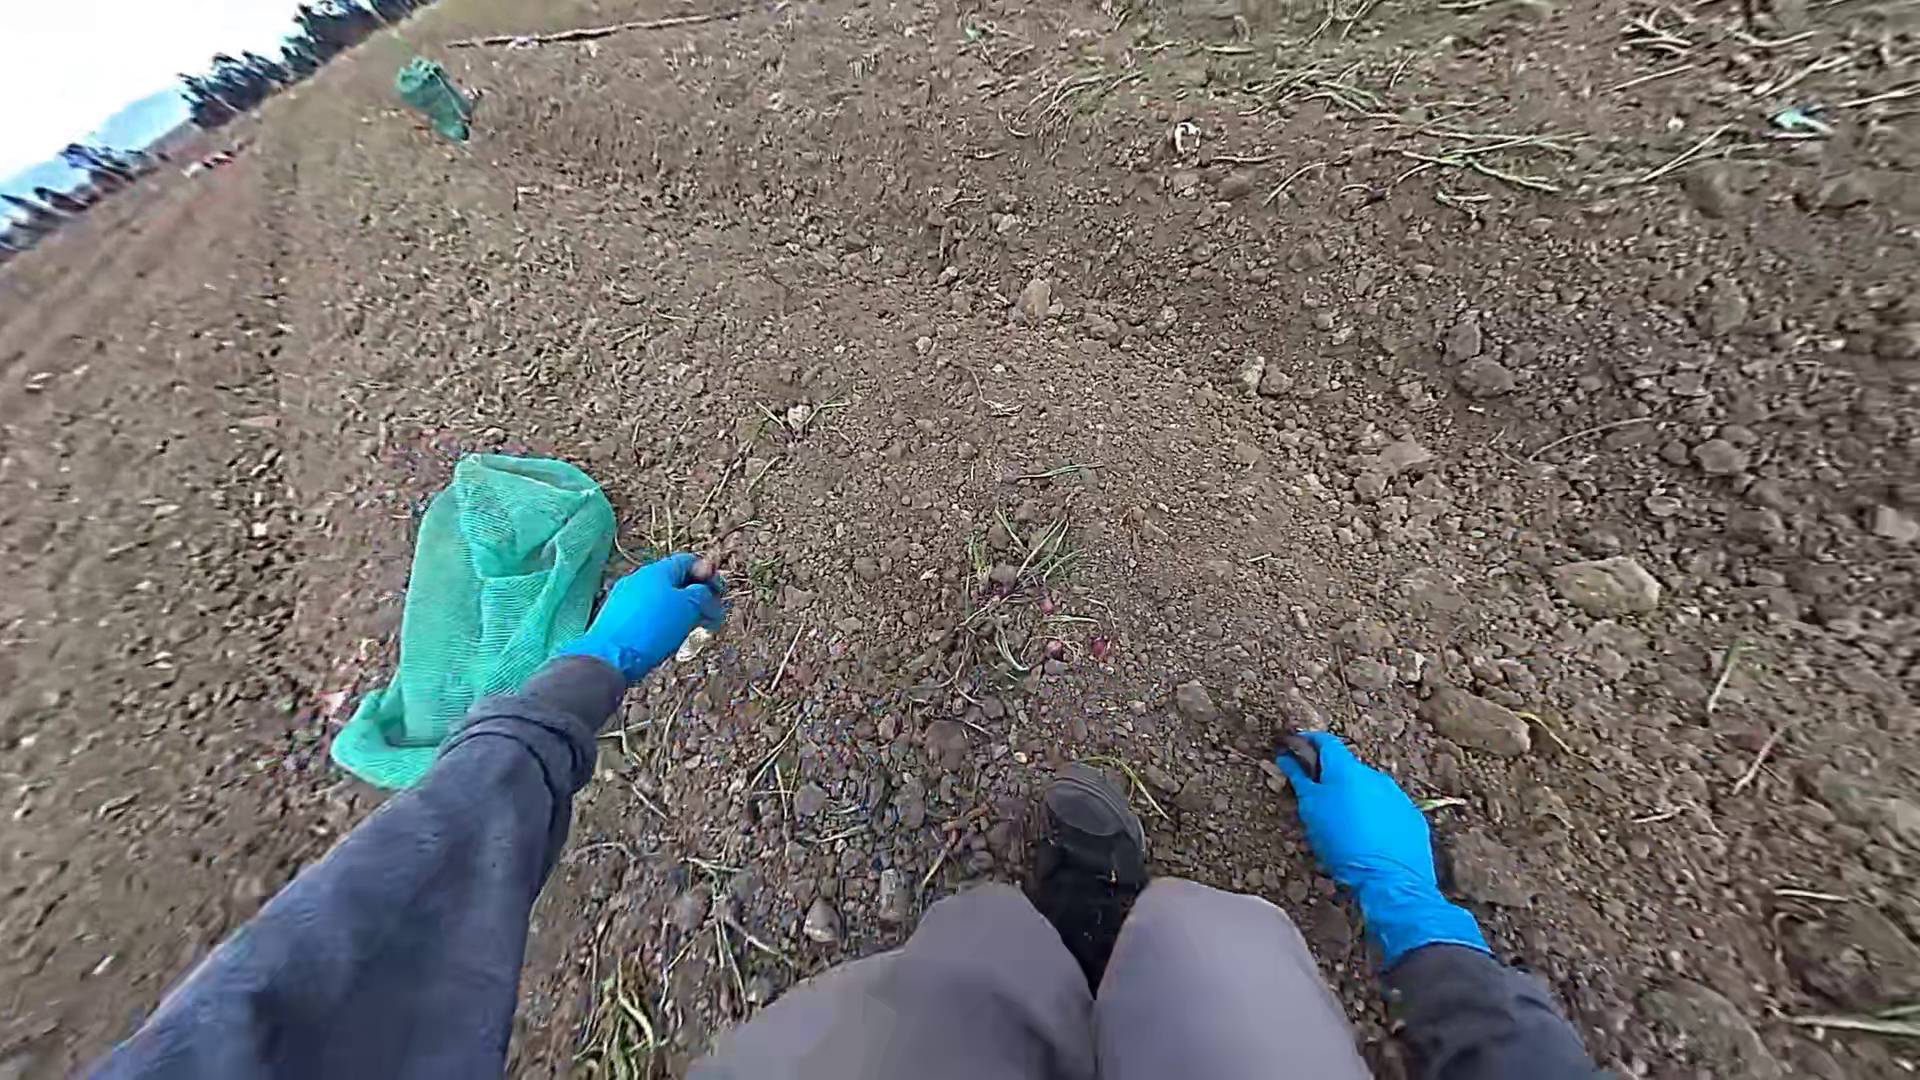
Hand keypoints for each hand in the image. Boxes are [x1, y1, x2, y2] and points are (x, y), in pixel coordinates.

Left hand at [555, 553, 725, 682]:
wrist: (608, 658)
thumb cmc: (652, 628)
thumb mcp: (689, 607)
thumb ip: (703, 594)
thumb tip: (706, 592)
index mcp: (657, 571)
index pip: (690, 562)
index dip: (709, 575)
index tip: (718, 594)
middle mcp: (639, 580)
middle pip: (677, 581)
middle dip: (698, 597)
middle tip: (710, 615)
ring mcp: (625, 600)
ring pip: (664, 599)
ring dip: (683, 612)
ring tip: (692, 629)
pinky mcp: (618, 619)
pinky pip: (649, 615)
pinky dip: (665, 622)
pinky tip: (670, 638)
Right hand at [1276, 732, 1486, 965]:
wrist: (1391, 882)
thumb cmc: (1340, 840)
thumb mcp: (1310, 808)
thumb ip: (1298, 778)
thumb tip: (1287, 759)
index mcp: (1346, 769)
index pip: (1325, 741)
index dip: (1308, 741)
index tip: (1296, 747)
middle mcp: (1374, 776)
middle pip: (1346, 767)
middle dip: (1330, 776)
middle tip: (1316, 796)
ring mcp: (1397, 797)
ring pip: (1367, 787)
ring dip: (1353, 795)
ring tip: (1343, 821)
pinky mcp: (1414, 819)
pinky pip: (1387, 807)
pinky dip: (1373, 813)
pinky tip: (1366, 834)